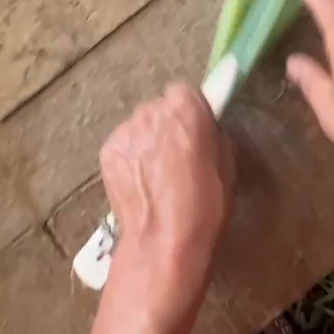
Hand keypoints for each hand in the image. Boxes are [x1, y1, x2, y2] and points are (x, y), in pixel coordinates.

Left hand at [99, 83, 233, 327]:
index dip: (189, 113)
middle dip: (166, 126)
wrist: (163, 242)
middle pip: (158, 109)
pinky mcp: (107, 151)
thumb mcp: (227, 164)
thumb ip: (214, 135)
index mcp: (185, 107)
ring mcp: (125, 130)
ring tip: (156, 175)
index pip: (183, 92)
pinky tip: (140, 184)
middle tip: (176, 156)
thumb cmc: (206, 204)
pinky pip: (123, 146)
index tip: (195, 133)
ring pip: (139, 128)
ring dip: (147, 142)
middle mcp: (151, 110)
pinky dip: (130, 159)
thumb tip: (206, 130)